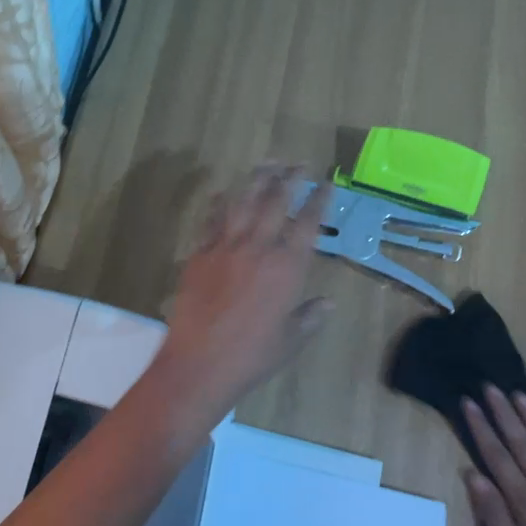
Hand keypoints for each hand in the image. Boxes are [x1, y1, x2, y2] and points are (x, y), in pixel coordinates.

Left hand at [151, 164, 331, 418]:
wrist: (200, 362)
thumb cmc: (252, 356)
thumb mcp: (291, 340)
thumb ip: (310, 317)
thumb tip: (327, 303)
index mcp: (287, 267)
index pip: (308, 223)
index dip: (319, 200)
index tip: (326, 183)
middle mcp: (258, 248)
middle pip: (276, 202)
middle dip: (289, 179)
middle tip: (297, 163)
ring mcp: (225, 247)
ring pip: (243, 203)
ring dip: (256, 181)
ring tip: (266, 164)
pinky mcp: (199, 254)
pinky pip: (211, 221)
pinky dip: (219, 204)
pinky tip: (223, 193)